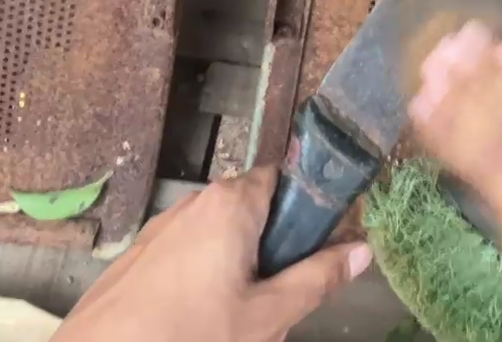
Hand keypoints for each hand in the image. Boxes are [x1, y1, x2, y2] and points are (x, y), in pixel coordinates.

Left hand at [52, 166, 371, 341]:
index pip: (283, 176)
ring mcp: (162, 227)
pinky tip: (194, 324)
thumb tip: (364, 249)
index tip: (315, 248)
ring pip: (218, 235)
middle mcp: (197, 200)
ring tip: (235, 321)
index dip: (305, 208)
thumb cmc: (188, 337)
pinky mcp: (137, 256)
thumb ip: (317, 279)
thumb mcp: (265, 317)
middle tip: (275, 300)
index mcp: (232, 201)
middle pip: (252, 209)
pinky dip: (200, 278)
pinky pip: (186, 254)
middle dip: (271, 248)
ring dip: (236, 266)